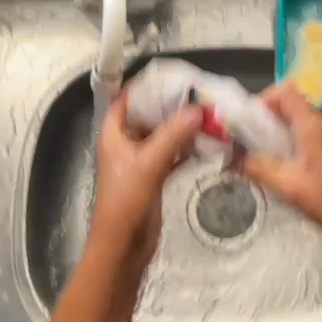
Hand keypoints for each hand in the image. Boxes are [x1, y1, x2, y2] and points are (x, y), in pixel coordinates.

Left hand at [91, 93, 202, 262]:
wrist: (123, 246)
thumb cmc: (125, 201)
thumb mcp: (148, 164)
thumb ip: (173, 136)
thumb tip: (198, 110)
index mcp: (113, 134)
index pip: (126, 99)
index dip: (145, 85)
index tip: (172, 74)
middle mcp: (125, 143)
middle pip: (148, 115)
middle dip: (171, 105)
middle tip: (199, 94)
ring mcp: (140, 160)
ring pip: (162, 135)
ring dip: (182, 127)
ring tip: (208, 114)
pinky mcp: (154, 176)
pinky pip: (171, 154)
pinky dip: (186, 148)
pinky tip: (207, 142)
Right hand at [238, 84, 321, 242]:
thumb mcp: (288, 186)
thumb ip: (258, 168)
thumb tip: (232, 160)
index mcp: (311, 124)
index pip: (284, 91)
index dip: (262, 99)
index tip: (248, 122)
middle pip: (288, 103)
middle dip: (265, 117)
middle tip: (249, 140)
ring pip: (296, 117)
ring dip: (276, 129)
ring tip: (262, 153)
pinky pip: (305, 130)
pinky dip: (289, 138)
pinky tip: (283, 163)